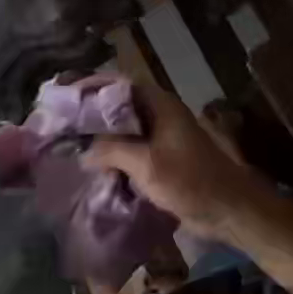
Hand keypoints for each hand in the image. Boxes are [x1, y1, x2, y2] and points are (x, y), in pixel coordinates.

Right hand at [83, 83, 276, 243]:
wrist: (229, 209)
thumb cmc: (191, 180)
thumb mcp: (147, 164)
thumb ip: (113, 150)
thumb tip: (83, 151)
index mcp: (160, 105)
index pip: (121, 83)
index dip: (94, 86)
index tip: (68, 95)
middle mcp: (160, 114)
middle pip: (120, 105)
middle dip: (93, 114)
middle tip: (63, 123)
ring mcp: (162, 136)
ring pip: (125, 129)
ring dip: (102, 136)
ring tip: (72, 144)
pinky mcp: (163, 158)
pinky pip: (132, 149)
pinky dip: (114, 154)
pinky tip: (95, 167)